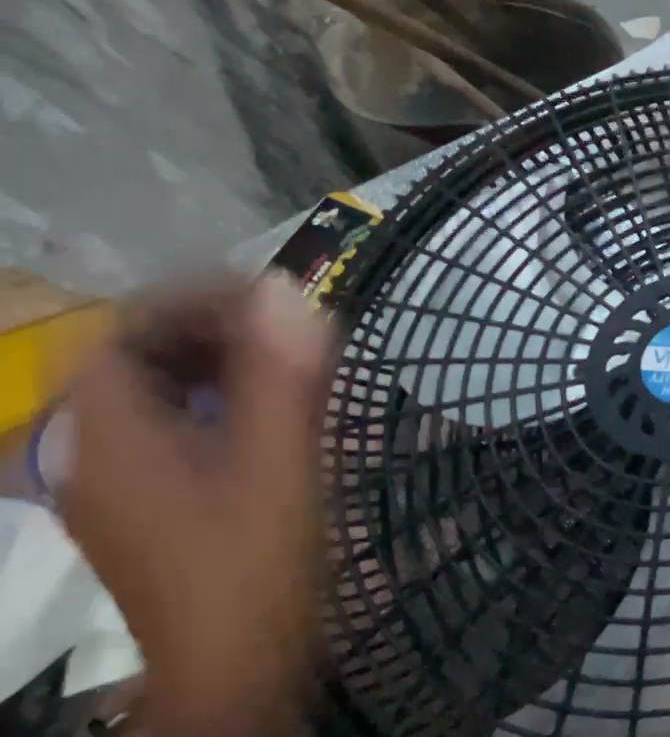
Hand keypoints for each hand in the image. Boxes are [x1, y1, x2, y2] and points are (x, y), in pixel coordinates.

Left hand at [59, 273, 335, 733]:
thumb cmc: (255, 562)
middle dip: (210, 324)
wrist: (235, 666)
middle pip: (134, 358)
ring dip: (216, 358)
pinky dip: (216, 396)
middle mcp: (92, 453)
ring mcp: (114, 481)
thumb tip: (285, 290)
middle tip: (290, 318)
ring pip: (151, 390)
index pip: (123, 334)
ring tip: (291, 352)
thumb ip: (282, 376)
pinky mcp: (146, 501)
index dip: (192, 298)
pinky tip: (269, 407)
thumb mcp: (279, 461)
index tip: (272, 290)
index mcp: (108, 439)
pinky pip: (168, 423)